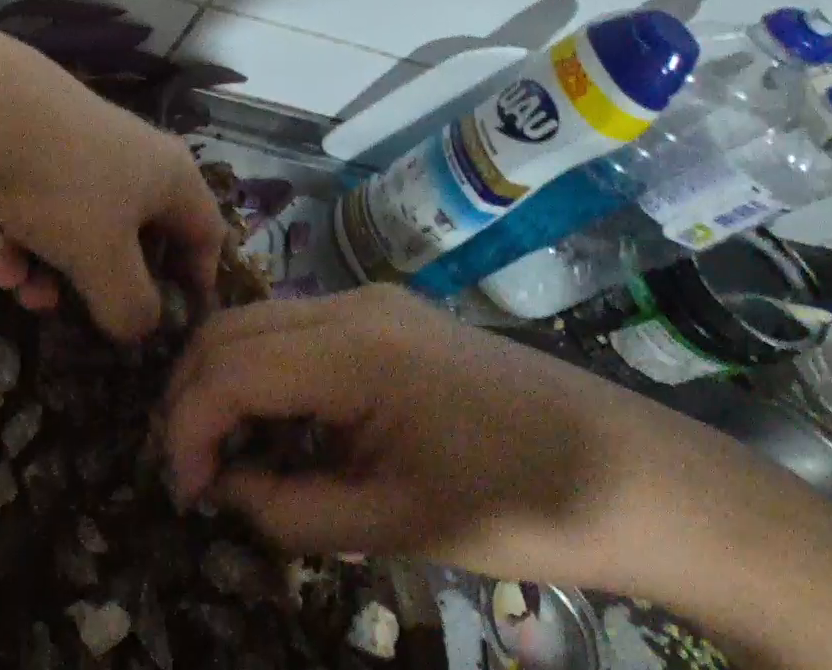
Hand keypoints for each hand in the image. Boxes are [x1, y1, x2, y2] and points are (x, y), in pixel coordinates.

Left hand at [0, 29, 223, 342]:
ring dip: (48, 268)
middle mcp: (130, 157)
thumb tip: (139, 329)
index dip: (196, 281)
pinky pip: (33, 202)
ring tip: (19, 292)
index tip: (173, 320)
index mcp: (170, 178)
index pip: (204, 234)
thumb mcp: (102, 260)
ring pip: (73, 224)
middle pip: (129, 235)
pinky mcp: (26, 145)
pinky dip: (18, 236)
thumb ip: (128, 304)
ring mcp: (75, 148)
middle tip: (77, 314)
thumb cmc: (65, 187)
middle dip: (98, 283)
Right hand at [160, 285, 745, 587]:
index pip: (229, 370)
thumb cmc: (527, 512)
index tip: (183, 490)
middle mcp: (351, 305)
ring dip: (220, 381)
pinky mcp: (383, 315)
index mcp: (357, 351)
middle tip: (189, 466)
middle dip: (190, 398)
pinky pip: (290, 330)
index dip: (188, 428)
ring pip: (252, 323)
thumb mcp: (396, 528)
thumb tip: (220, 491)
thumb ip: (287, 510)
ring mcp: (369, 302)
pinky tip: (272, 421)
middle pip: (226, 332)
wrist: (648, 480)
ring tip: (222, 448)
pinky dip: (259, 372)